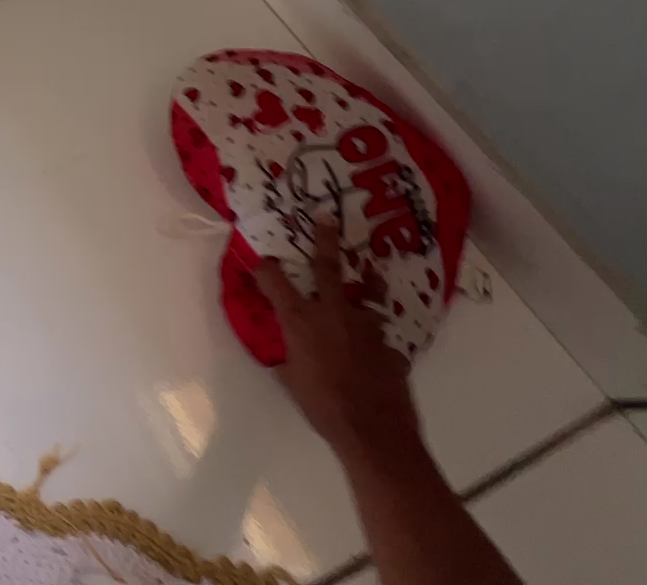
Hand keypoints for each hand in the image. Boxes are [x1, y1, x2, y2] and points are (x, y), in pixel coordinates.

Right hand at [253, 221, 425, 467]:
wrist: (374, 431)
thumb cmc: (322, 406)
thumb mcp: (291, 378)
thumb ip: (288, 355)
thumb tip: (286, 348)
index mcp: (300, 319)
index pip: (274, 280)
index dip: (263, 266)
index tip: (257, 257)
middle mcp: (332, 311)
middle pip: (327, 266)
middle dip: (324, 239)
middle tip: (325, 216)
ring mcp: (365, 324)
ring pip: (366, 289)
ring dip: (364, 276)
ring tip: (368, 266)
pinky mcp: (389, 341)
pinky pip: (381, 325)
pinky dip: (376, 323)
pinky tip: (376, 331)